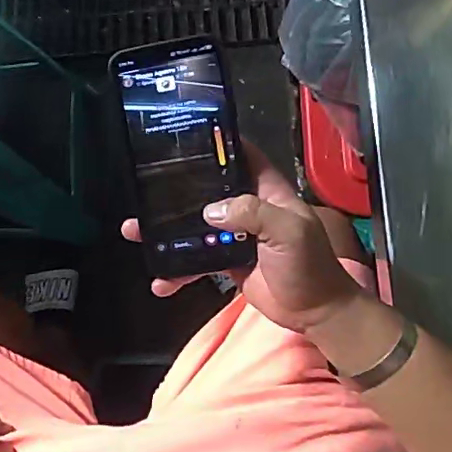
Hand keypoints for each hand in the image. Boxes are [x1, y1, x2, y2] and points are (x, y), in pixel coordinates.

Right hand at [121, 140, 362, 331]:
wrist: (316, 315)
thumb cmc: (310, 267)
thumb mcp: (289, 232)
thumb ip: (252, 213)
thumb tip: (209, 211)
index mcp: (266, 192)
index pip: (243, 156)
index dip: (219, 143)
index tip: (187, 136)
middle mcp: (247, 208)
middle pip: (206, 190)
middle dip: (175, 188)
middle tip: (144, 185)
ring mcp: (234, 235)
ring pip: (193, 225)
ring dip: (165, 231)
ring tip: (134, 231)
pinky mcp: (225, 261)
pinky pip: (195, 260)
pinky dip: (177, 270)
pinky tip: (161, 281)